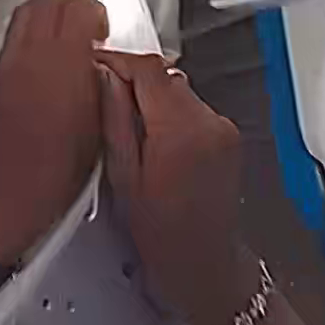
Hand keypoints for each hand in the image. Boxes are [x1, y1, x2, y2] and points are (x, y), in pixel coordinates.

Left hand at [0, 0, 108, 264]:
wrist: (18, 185)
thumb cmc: (61, 163)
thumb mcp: (100, 117)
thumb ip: (103, 75)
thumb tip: (103, 53)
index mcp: (65, 64)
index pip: (79, 8)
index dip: (96, 8)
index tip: (103, 22)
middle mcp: (34, 55)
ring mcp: (13, 60)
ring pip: (28, 9)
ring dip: (49, 1)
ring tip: (67, 12)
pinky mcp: (0, 71)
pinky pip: (16, 29)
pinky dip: (33, 20)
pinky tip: (46, 36)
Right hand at [95, 51, 257, 324]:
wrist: (205, 265)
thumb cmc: (162, 234)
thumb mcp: (124, 177)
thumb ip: (114, 120)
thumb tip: (104, 78)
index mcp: (181, 132)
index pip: (149, 69)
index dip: (119, 60)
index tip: (98, 62)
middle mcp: (208, 123)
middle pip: (165, 75)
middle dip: (132, 77)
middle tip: (104, 92)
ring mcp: (222, 127)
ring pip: (177, 88)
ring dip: (151, 94)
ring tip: (127, 122)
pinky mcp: (227, 133)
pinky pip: (191, 105)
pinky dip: (169, 110)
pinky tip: (153, 136)